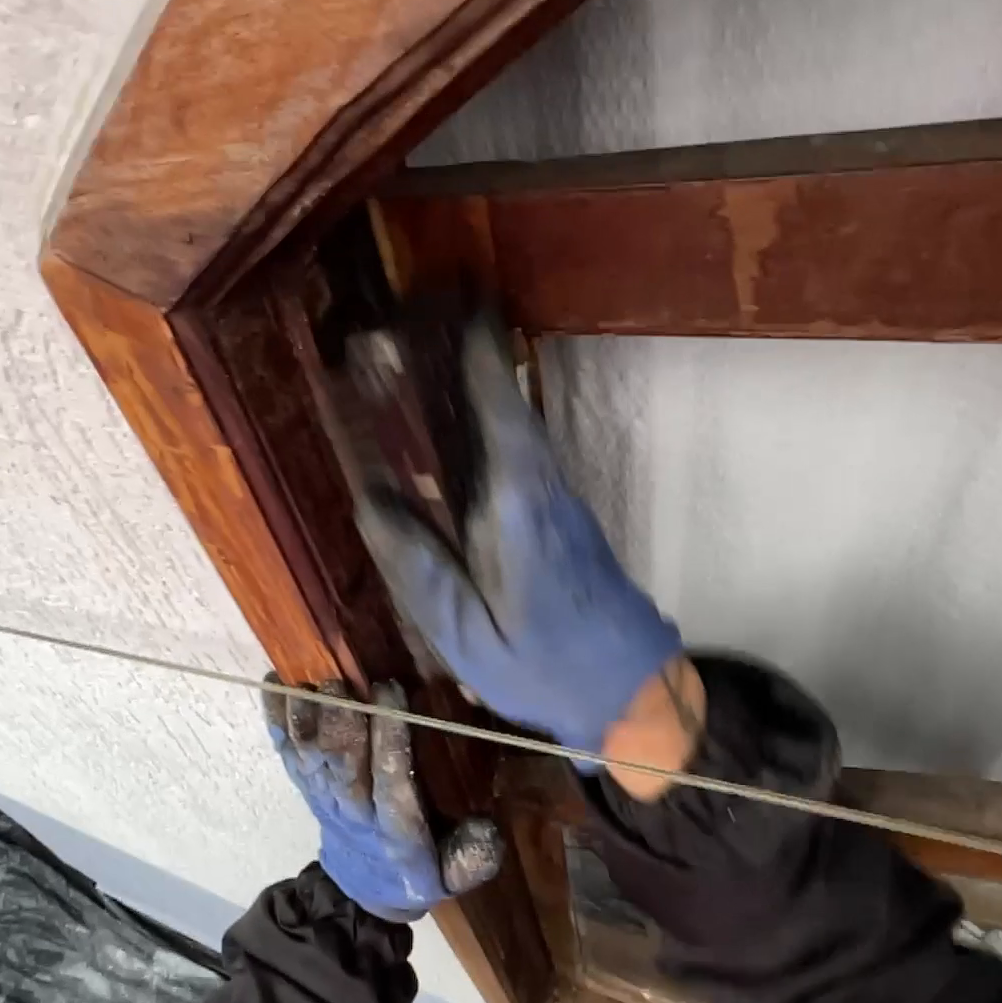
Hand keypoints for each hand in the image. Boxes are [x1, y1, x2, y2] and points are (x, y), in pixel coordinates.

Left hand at [265, 678, 502, 920]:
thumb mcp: (452, 875)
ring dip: (307, 715)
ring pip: (309, 751)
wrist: (362, 887)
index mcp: (394, 825)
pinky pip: (284, 748)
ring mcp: (322, 792)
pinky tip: (274, 681)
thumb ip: (472, 856)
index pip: (390, 774)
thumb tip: (487, 829)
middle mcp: (352, 806)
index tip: (391, 690)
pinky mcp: (303, 782)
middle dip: (341, 718)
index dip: (388, 732)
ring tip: (313, 679)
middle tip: (346, 681)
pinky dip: (276, 715)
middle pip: (342, 759)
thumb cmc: (416, 868)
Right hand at [352, 309, 683, 762]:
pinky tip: (459, 421)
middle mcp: (545, 492)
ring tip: (437, 351)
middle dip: (475, 359)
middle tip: (433, 313)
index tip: (463, 310)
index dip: (482, 363)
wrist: (630, 692)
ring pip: (519, 428)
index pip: (501, 419)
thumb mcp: (464, 634)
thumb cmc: (542, 668)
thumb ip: (417, 566)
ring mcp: (559, 501)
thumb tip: (370, 500)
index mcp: (518, 515)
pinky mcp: (562, 515)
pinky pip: (520, 452)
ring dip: (483, 385)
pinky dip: (491, 421)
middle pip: (509, 411)